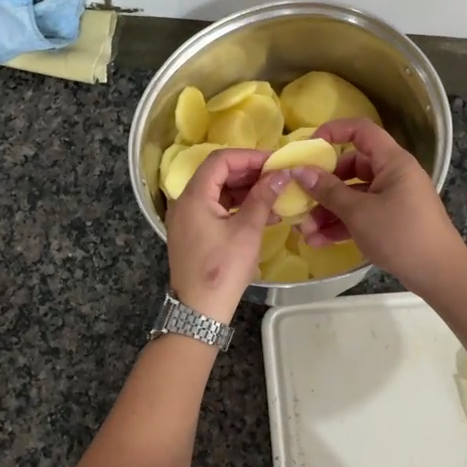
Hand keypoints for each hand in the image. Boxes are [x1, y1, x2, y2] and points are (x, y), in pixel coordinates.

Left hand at [166, 148, 290, 321]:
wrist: (200, 310)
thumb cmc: (223, 268)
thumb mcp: (247, 230)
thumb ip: (263, 197)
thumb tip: (281, 173)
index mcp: (192, 196)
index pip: (220, 160)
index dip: (249, 156)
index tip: (274, 162)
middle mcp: (184, 202)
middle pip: (217, 175)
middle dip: (249, 173)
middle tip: (277, 177)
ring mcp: (186, 219)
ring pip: (217, 193)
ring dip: (245, 192)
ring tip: (275, 197)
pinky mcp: (192, 234)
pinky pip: (215, 210)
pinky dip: (237, 208)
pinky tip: (262, 214)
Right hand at [291, 119, 466, 291]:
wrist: (438, 273)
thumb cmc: (400, 234)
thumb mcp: (358, 212)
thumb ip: (327, 190)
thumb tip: (298, 170)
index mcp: (392, 162)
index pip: (361, 131)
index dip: (333, 131)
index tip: (308, 147)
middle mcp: (392, 175)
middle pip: (350, 168)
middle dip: (322, 186)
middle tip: (299, 199)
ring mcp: (392, 199)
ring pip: (352, 196)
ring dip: (326, 212)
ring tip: (304, 231)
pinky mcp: (390, 221)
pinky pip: (360, 215)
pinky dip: (340, 225)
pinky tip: (318, 241)